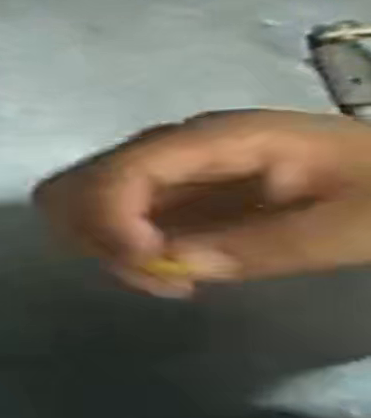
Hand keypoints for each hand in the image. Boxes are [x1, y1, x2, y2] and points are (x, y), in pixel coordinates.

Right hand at [34, 110, 370, 296]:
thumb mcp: (359, 224)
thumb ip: (268, 245)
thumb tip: (170, 265)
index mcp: (214, 139)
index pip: (120, 172)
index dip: (111, 219)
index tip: (150, 265)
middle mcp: (166, 146)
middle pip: (75, 184)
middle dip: (94, 235)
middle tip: (154, 276)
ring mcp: (157, 166)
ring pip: (75, 202)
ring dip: (98, 244)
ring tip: (161, 277)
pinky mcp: (158, 190)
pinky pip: (101, 215)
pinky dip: (111, 246)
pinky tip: (163, 266)